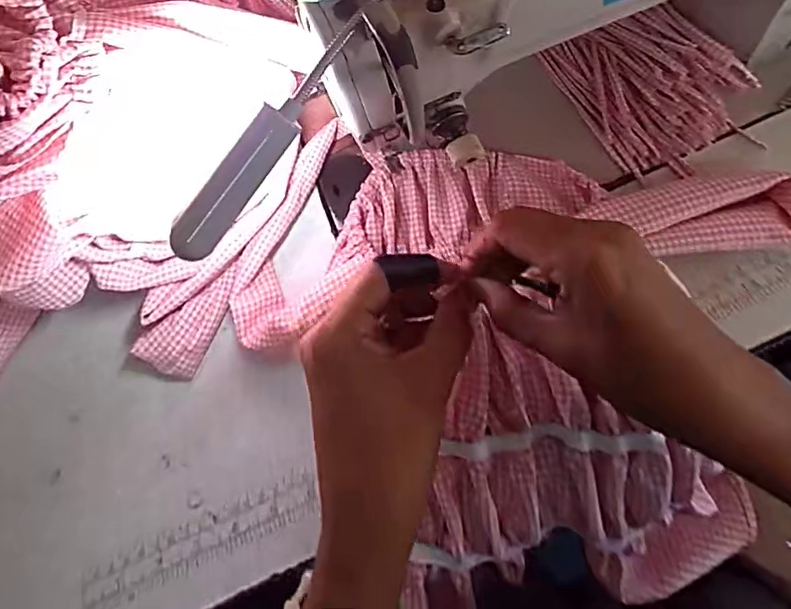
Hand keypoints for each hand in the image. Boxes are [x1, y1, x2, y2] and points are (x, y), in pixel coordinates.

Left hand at [301, 261, 472, 607]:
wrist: (368, 521)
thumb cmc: (397, 447)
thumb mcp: (431, 377)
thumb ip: (452, 322)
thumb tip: (467, 290)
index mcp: (336, 329)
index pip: (379, 272)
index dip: (422, 268)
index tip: (460, 278)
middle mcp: (324, 335)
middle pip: (375, 291)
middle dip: (420, 291)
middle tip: (462, 300)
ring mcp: (328, 357)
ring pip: (376, 315)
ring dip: (414, 314)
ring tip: (455, 323)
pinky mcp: (339, 377)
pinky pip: (372, 340)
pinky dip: (402, 337)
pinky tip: (435, 344)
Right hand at [466, 207, 762, 447]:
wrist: (716, 388)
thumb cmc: (641, 376)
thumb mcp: (566, 348)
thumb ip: (511, 312)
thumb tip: (474, 289)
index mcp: (583, 250)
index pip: (508, 225)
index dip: (477, 248)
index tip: (463, 281)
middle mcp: (598, 228)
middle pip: (525, 221)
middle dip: (496, 251)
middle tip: (481, 292)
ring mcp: (615, 234)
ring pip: (546, 228)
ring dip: (520, 254)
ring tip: (508, 295)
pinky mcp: (625, 245)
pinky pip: (569, 238)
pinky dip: (546, 257)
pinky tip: (542, 290)